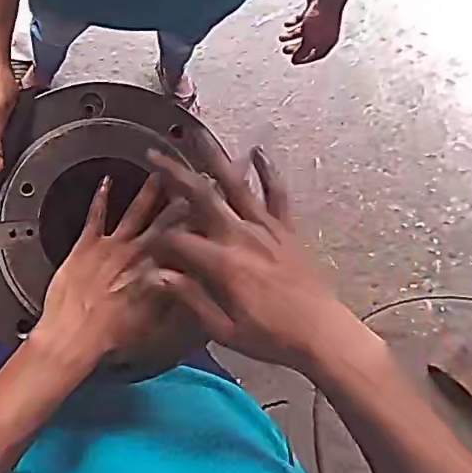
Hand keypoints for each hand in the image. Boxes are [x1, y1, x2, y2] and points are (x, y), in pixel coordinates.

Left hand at [28, 173, 179, 372]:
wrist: (73, 334)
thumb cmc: (110, 335)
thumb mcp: (152, 325)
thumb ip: (172, 302)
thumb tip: (190, 286)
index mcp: (154, 271)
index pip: (181, 243)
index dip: (195, 227)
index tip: (206, 212)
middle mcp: (135, 253)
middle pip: (163, 221)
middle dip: (177, 201)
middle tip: (189, 183)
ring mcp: (111, 245)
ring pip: (134, 212)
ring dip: (148, 193)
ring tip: (159, 174)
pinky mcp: (86, 244)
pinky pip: (95, 215)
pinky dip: (101, 196)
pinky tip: (105, 181)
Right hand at [146, 146, 360, 375]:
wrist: (323, 335)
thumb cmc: (271, 337)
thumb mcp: (224, 329)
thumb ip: (189, 297)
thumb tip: (155, 275)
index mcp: (222, 262)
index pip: (177, 239)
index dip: (157, 239)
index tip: (148, 246)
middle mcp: (241, 235)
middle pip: (200, 195)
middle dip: (174, 173)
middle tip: (154, 154)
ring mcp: (266, 228)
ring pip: (235, 184)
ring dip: (213, 157)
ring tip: (196, 134)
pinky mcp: (286, 229)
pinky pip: (277, 194)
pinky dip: (268, 171)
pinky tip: (257, 151)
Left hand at [279, 0, 341, 64]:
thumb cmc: (320, 20)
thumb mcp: (309, 40)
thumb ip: (302, 51)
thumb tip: (295, 60)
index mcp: (328, 42)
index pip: (317, 55)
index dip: (304, 59)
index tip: (294, 61)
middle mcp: (326, 33)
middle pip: (309, 44)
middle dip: (296, 47)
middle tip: (285, 50)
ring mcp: (320, 22)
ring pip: (304, 32)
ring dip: (291, 35)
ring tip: (281, 37)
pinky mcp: (314, 11)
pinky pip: (302, 20)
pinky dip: (293, 23)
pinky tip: (287, 24)